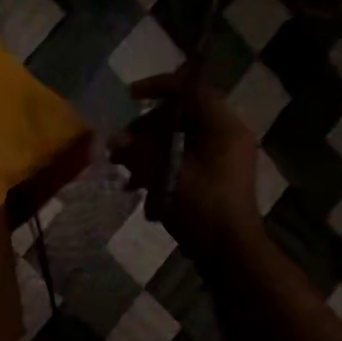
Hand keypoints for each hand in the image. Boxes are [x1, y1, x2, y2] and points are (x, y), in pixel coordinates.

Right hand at [108, 73, 263, 259]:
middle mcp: (228, 136)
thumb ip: (138, 152)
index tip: (130, 97)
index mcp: (223, 126)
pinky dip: (164, 172)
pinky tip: (145, 194)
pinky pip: (187, 163)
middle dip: (147, 132)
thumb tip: (112, 138)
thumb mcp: (165, 176)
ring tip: (127, 177)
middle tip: (121, 149)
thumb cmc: (202, 210)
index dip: (158, 87)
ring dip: (151, 155)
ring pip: (182, 142)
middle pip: (182, 118)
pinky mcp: (218, 180)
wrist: (230, 253)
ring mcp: (225, 159)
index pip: (191, 88)